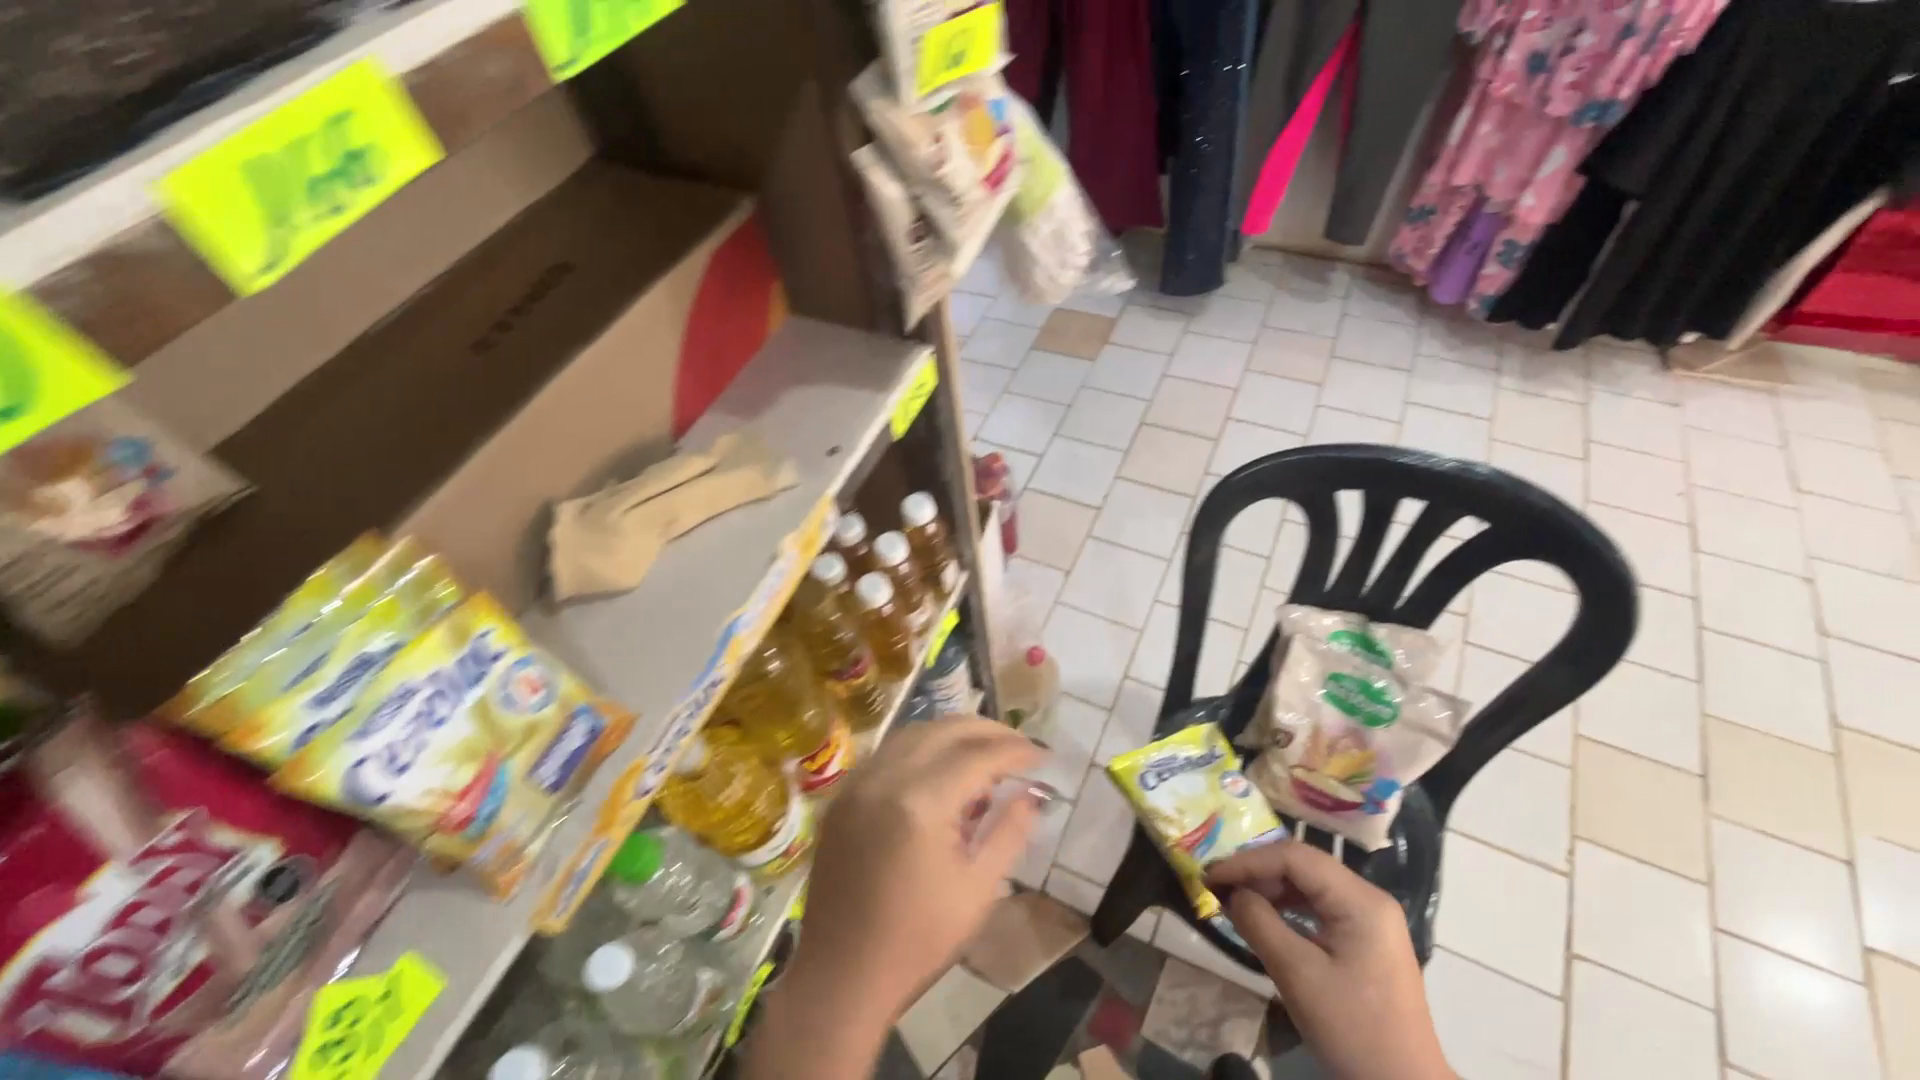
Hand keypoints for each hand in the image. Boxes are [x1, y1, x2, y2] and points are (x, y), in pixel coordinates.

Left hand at [787, 718, 1042, 1025]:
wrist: (841, 975)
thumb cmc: (917, 940)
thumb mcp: (978, 890)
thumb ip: (1009, 831)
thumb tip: (1032, 794)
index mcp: (920, 802)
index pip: (979, 755)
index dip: (1017, 751)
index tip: (1044, 757)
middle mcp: (884, 778)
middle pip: (944, 730)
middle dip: (987, 731)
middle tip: (1020, 747)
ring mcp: (857, 784)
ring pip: (913, 734)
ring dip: (953, 735)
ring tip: (985, 755)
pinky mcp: (842, 797)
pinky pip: (887, 753)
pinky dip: (921, 750)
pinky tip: (940, 772)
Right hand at [1206, 842, 1452, 1079]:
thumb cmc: (1352, 1029)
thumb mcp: (1298, 975)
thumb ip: (1260, 924)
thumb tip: (1232, 893)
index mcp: (1362, 901)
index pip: (1296, 857)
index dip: (1248, 861)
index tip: (1211, 877)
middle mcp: (1369, 899)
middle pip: (1304, 866)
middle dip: (1257, 872)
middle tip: (1217, 887)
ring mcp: (1369, 920)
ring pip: (1309, 885)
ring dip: (1269, 888)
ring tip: (1233, 900)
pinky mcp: (1363, 940)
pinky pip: (1318, 908)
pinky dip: (1286, 908)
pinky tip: (1262, 918)